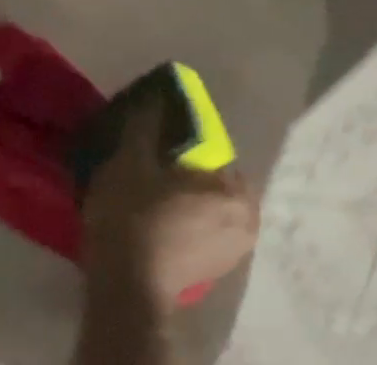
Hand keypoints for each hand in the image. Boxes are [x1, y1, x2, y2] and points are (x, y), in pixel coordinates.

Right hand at [82, 99, 259, 306]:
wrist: (129, 276)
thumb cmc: (129, 212)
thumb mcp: (127, 163)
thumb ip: (144, 130)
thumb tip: (155, 100)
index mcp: (231, 189)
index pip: (210, 151)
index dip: (177, 143)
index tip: (148, 142)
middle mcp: (248, 216)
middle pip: (213, 180)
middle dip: (184, 171)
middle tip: (145, 167)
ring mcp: (240, 245)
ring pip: (211, 206)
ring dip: (187, 196)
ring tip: (150, 193)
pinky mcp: (223, 263)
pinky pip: (208, 228)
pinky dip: (188, 218)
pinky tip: (159, 219)